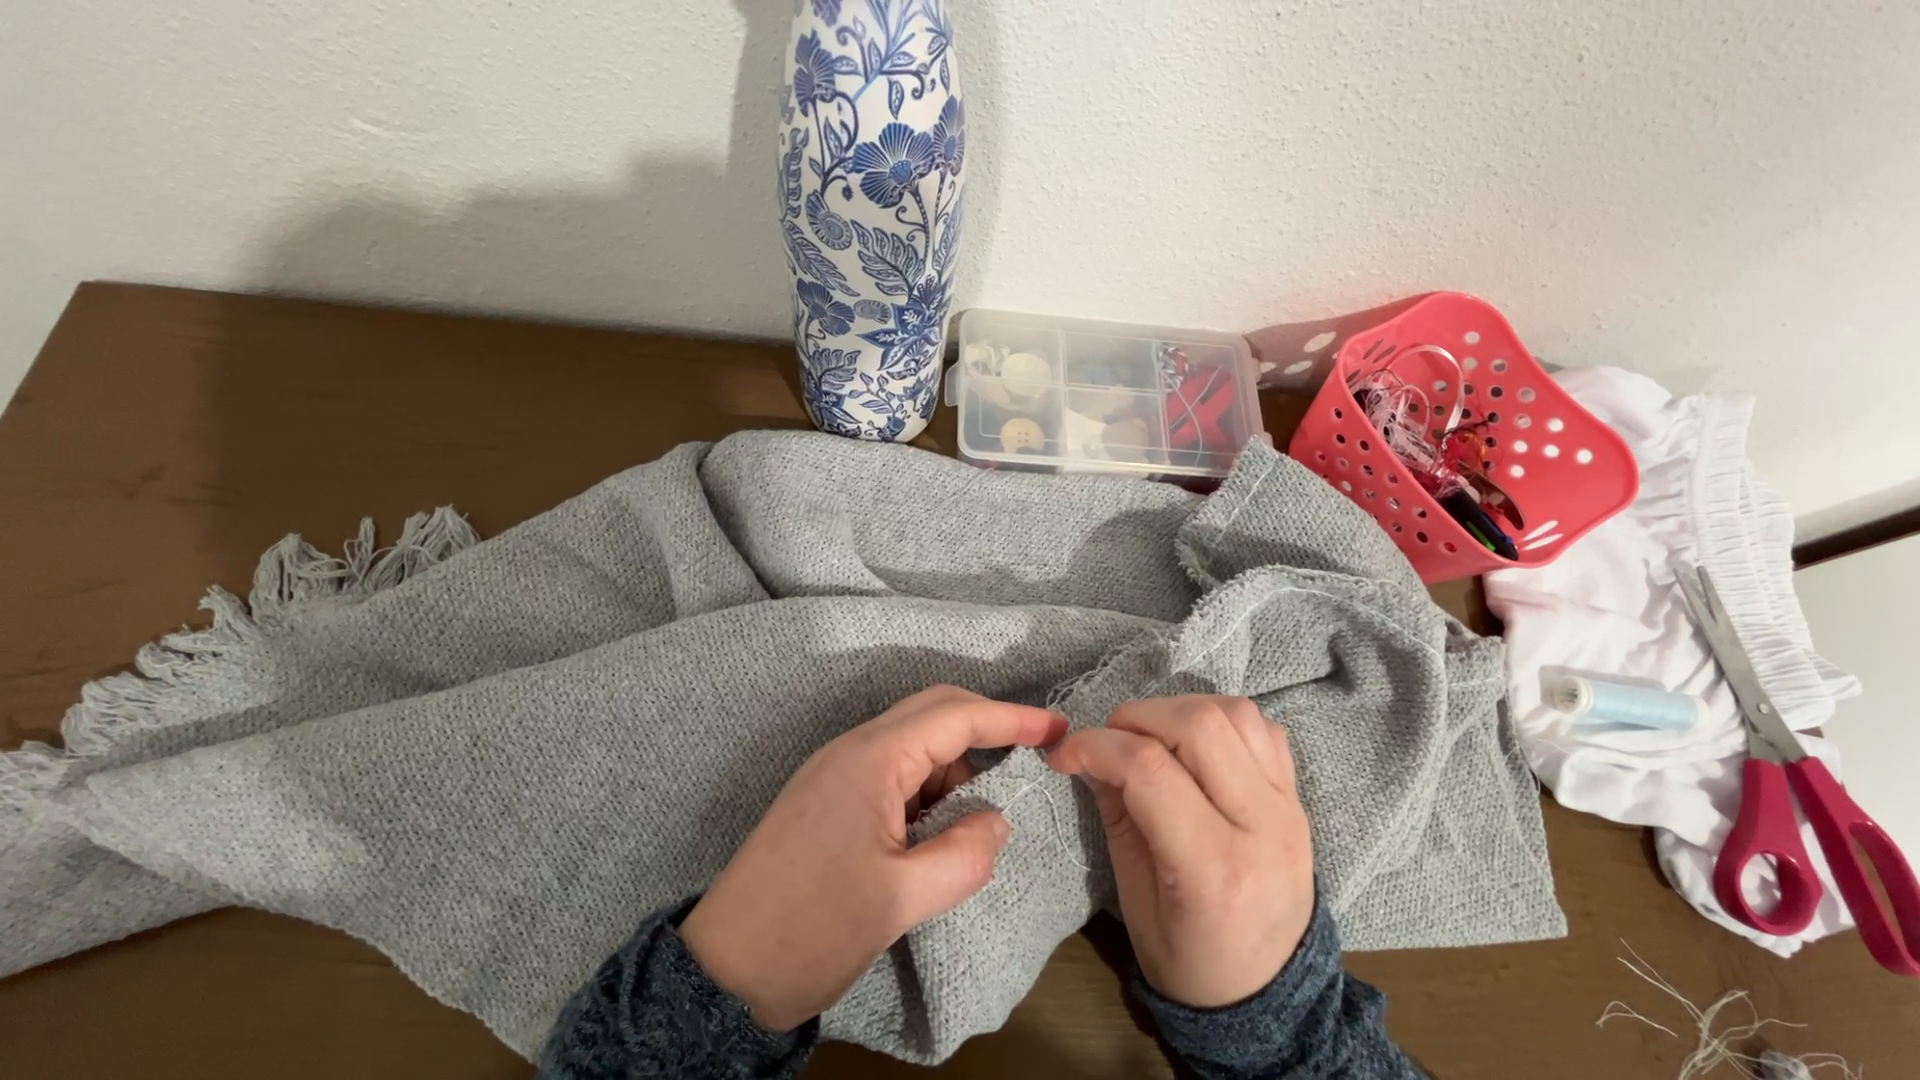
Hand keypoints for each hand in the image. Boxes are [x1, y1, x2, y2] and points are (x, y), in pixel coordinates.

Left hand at [679, 685, 1067, 1031]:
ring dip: (951, 771)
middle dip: (984, 729)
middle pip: (932, 714)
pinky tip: (932, 833)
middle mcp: (851, 750)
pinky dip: (924, 791)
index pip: (954, 716)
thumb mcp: (900, 900)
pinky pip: (890, 773)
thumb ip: (964, 856)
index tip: (1058, 726)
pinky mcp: (827, 798)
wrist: (725, 971)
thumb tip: (997, 823)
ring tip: (966, 827)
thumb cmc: (811, 929)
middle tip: (1030, 755)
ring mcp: (835, 772)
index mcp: (871, 759)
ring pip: (912, 745)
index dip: (1011, 717)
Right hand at [1048, 695, 1314, 1007]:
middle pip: (1199, 725)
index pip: (1150, 770)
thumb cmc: (1190, 960)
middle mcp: (1262, 826)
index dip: (1096, 746)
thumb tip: (1090, 754)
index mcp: (1213, 868)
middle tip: (1109, 742)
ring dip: (1179, 711)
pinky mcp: (1298, 798)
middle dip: (1137, 717)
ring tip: (1151, 739)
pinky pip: (1264, 728)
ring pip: (1235, 714)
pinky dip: (1221, 721)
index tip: (1064, 755)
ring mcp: (1289, 808)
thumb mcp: (1133, 898)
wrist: (1270, 995)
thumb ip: (1116, 815)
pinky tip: (1194, 748)